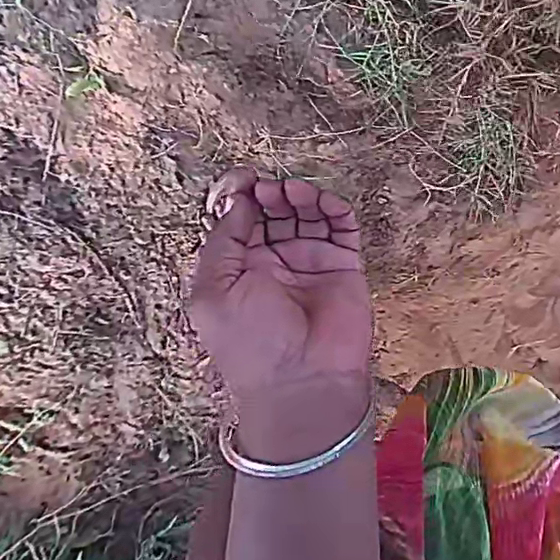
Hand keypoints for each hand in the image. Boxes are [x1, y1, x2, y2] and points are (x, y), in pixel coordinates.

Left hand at [187, 168, 373, 460]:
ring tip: (293, 193)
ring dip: (300, 196)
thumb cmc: (252, 340)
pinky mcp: (344, 264)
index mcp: (239, 269)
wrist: (303, 381)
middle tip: (269, 188)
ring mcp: (311, 262)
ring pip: (308, 214)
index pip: (241, 221)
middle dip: (271, 194)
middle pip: (275, 212)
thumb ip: (223, 241)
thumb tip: (238, 201)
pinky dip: (334, 208)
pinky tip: (324, 203)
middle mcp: (275, 262)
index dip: (242, 198)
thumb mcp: (215, 291)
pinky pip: (341, 227)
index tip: (244, 179)